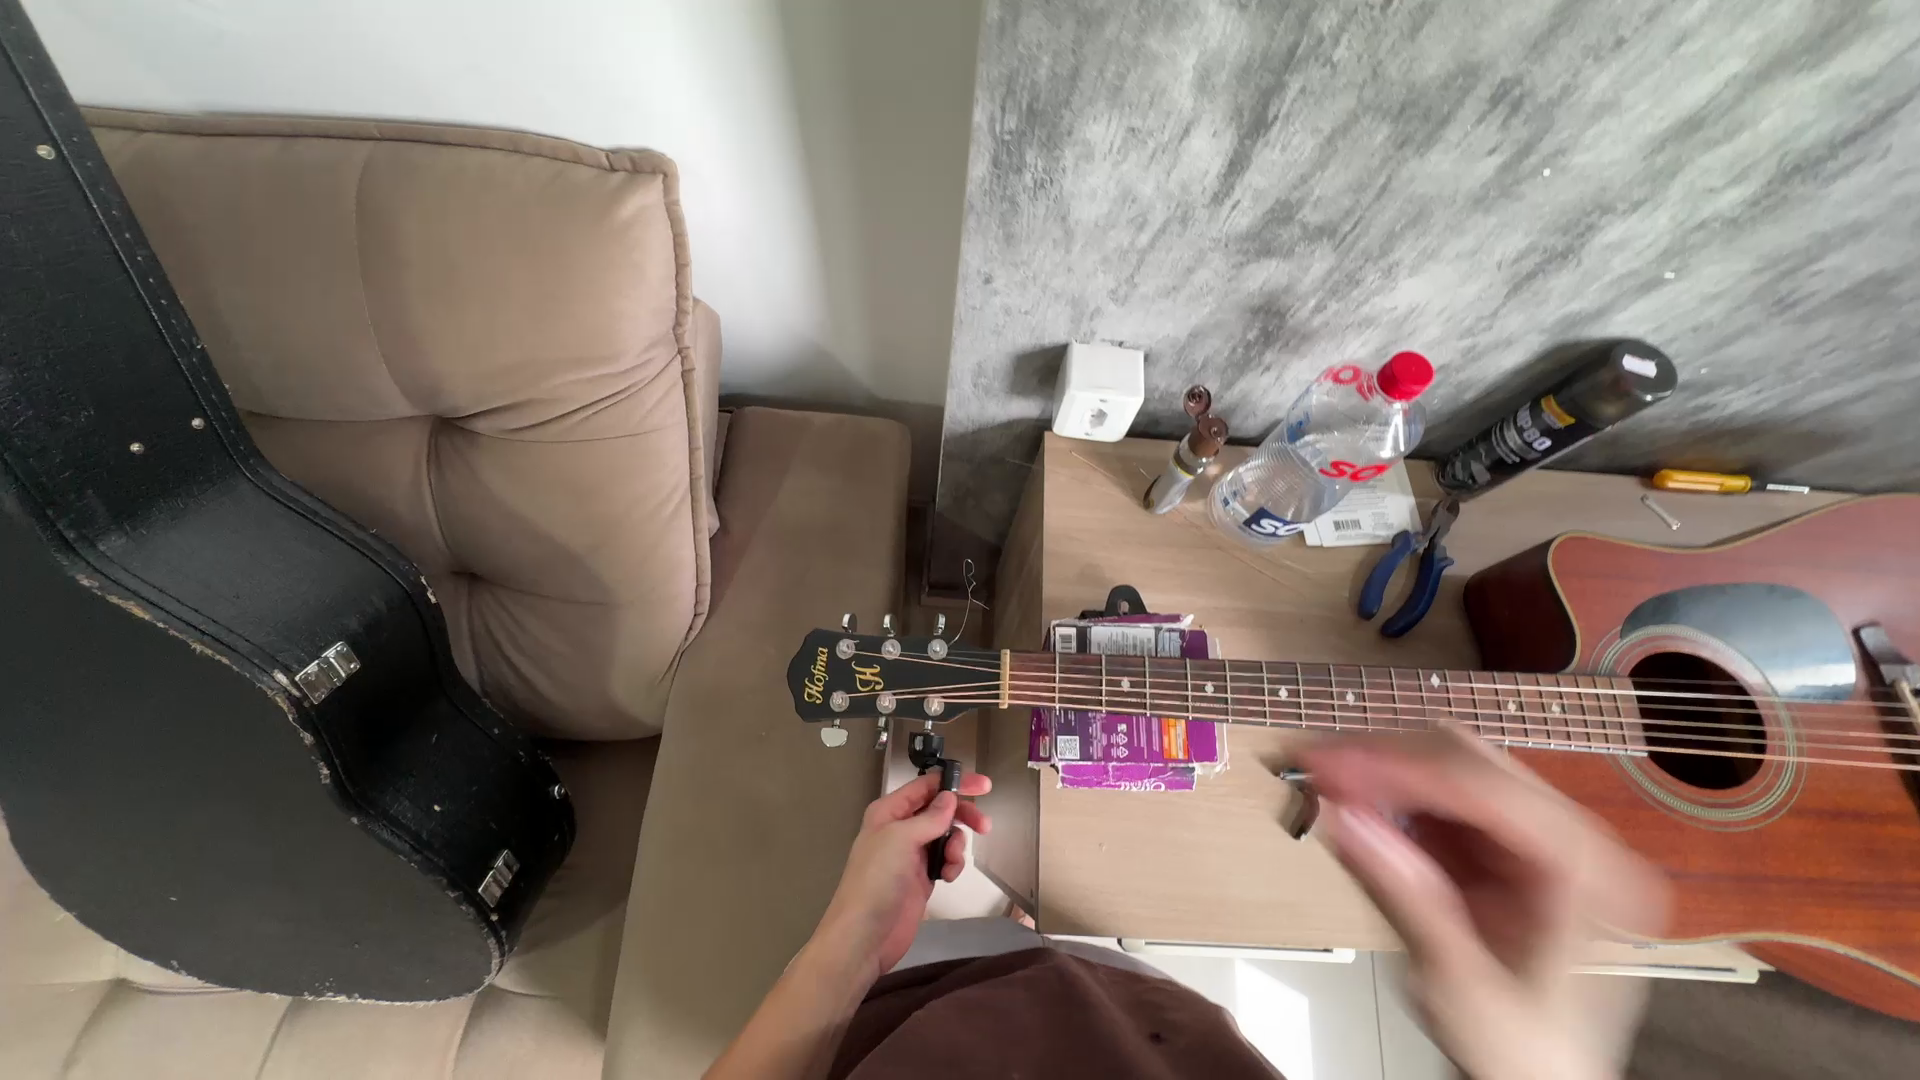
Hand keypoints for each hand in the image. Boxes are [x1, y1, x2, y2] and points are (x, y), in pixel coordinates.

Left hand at [813, 769, 992, 980]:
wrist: (864, 937)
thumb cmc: (877, 881)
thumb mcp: (901, 840)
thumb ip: (929, 817)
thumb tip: (950, 797)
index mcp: (889, 812)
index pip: (925, 786)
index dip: (953, 783)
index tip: (983, 786)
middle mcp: (900, 829)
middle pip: (940, 810)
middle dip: (962, 816)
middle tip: (984, 826)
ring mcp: (911, 855)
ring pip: (946, 836)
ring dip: (956, 845)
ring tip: (952, 863)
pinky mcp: (922, 878)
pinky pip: (946, 860)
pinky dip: (953, 865)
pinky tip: (948, 877)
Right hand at [1302, 728, 1666, 1079]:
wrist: (1536, 1076)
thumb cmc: (1518, 1049)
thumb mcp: (1459, 984)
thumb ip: (1406, 895)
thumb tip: (1342, 817)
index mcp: (1586, 871)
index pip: (1484, 789)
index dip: (1398, 766)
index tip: (1326, 762)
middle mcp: (1567, 835)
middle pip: (1464, 759)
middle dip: (1382, 756)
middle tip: (1313, 765)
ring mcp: (1529, 831)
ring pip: (1442, 762)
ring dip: (1378, 765)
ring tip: (1321, 776)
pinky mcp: (1492, 836)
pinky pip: (1430, 790)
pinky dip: (1383, 787)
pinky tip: (1347, 796)